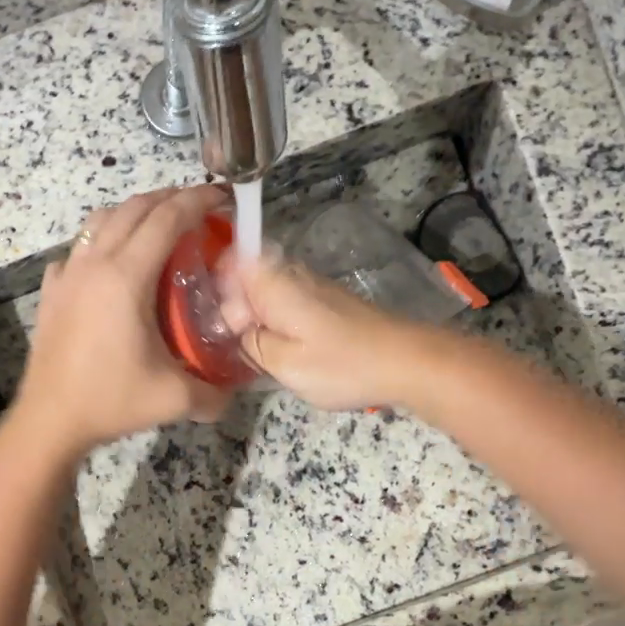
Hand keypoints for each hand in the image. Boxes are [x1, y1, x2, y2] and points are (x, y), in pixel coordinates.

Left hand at [10, 186, 233, 454]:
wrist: (50, 420)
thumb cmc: (110, 402)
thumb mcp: (173, 399)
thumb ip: (212, 394)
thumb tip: (231, 395)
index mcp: (127, 277)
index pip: (167, 218)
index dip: (198, 200)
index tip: (223, 198)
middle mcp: (94, 263)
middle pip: (134, 208)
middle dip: (169, 199)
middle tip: (198, 209)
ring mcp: (67, 275)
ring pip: (100, 221)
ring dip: (133, 213)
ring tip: (157, 228)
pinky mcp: (51, 292)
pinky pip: (77, 251)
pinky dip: (99, 243)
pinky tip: (109, 266)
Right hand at [220, 249, 423, 410]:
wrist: (405, 362)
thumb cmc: (341, 365)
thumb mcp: (284, 365)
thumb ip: (252, 345)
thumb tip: (240, 332)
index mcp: (275, 285)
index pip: (233, 260)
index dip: (219, 288)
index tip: (221, 322)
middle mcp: (293, 277)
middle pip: (248, 278)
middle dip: (236, 309)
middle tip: (239, 346)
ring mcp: (313, 289)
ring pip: (269, 294)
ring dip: (258, 320)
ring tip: (259, 354)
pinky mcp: (328, 304)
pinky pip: (289, 306)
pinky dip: (279, 325)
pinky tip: (284, 352)